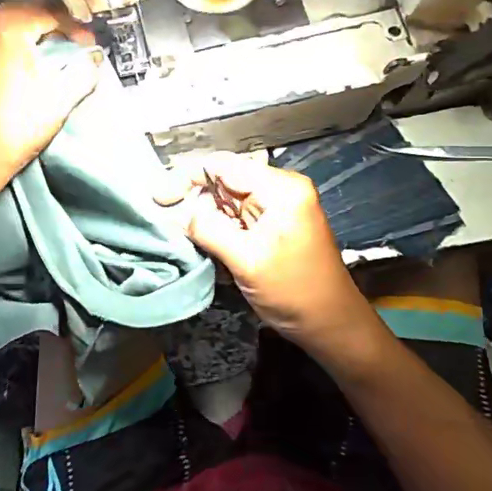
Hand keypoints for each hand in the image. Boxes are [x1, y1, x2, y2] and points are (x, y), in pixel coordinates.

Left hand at [0, 2, 100, 219]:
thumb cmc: (12, 129)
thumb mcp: (58, 100)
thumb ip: (83, 71)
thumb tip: (94, 58)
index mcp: (5, 26)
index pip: (51, 9)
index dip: (76, 25)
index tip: (92, 44)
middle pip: (26, 10)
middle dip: (53, 25)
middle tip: (75, 46)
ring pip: (5, 23)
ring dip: (30, 34)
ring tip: (51, 55)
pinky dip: (9, 44)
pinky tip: (21, 66)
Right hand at [158, 153, 369, 345]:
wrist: (331, 324)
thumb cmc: (294, 292)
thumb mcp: (246, 261)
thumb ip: (210, 230)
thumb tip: (179, 214)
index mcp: (281, 189)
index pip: (223, 166)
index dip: (187, 178)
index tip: (160, 199)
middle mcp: (280, 189)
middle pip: (224, 180)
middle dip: (195, 200)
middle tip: (170, 223)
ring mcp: (278, 207)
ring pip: (227, 200)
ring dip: (206, 217)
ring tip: (186, 237)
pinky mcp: (274, 225)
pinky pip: (238, 216)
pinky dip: (219, 228)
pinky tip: (207, 245)